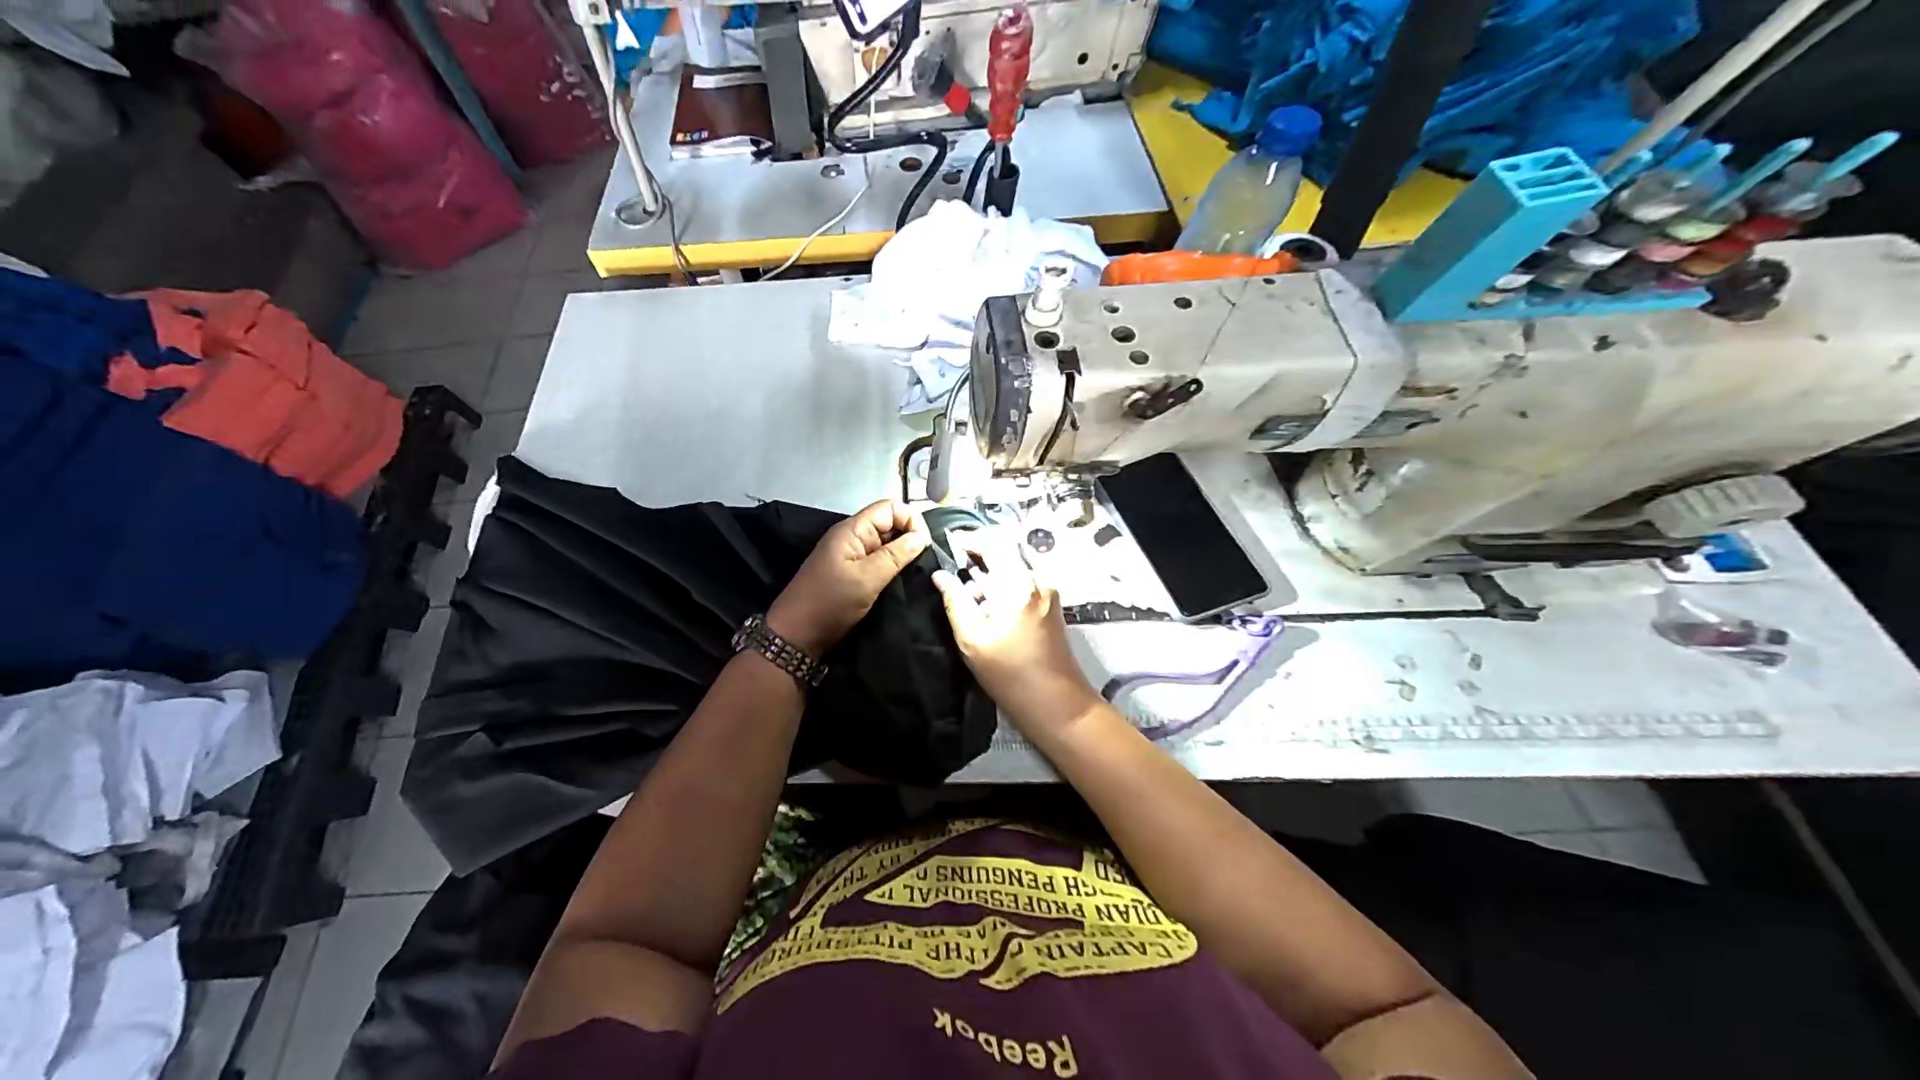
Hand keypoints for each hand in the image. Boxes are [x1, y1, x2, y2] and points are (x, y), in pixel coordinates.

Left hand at [766, 499, 929, 655]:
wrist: (796, 636)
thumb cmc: (829, 604)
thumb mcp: (866, 579)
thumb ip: (895, 556)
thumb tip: (922, 537)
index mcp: (852, 530)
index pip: (889, 508)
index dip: (911, 520)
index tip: (925, 546)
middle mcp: (852, 538)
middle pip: (889, 524)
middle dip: (910, 537)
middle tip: (925, 562)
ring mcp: (851, 556)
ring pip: (886, 544)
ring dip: (902, 554)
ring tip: (917, 572)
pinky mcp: (852, 573)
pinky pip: (878, 561)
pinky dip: (892, 567)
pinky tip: (902, 581)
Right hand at [932, 531, 1100, 734]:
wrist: (1058, 704)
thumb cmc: (1011, 674)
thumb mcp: (972, 639)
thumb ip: (955, 602)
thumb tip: (940, 576)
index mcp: (1019, 584)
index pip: (993, 544)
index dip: (969, 540)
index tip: (949, 544)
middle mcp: (1038, 581)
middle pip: (1006, 554)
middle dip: (979, 557)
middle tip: (955, 569)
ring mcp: (1048, 595)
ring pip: (1014, 570)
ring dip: (991, 574)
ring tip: (969, 591)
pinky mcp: (1051, 608)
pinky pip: (1023, 585)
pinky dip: (1003, 587)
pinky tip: (989, 607)